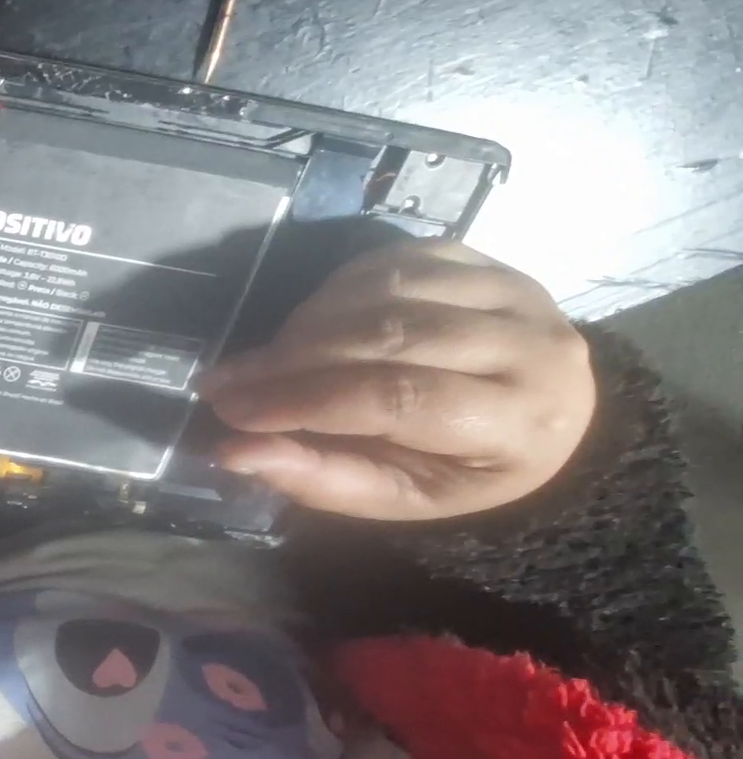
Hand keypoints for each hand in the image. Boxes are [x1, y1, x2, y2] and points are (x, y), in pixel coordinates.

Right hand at [201, 240, 593, 520]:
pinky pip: (392, 263)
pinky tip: (307, 326)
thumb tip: (232, 451)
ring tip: (264, 361)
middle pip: (386, 337)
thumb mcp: (391, 497)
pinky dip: (332, 291)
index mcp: (521, 423)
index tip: (229, 411)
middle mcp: (535, 347)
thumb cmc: (452, 469)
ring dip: (303, 325)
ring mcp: (516, 292)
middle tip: (222, 383)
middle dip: (286, 361)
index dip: (301, 401)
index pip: (396, 398)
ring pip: (385, 291)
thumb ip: (317, 477)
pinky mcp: (486, 261)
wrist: (530, 418)